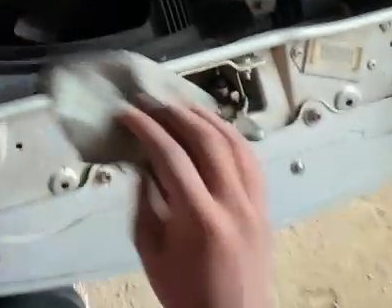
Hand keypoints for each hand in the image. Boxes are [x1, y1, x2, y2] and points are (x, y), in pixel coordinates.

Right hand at [119, 101, 273, 307]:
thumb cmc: (183, 292)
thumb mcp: (149, 248)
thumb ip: (145, 200)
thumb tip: (142, 161)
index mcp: (200, 218)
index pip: (171, 155)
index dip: (146, 127)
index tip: (126, 112)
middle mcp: (233, 206)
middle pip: (207, 141)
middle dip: (175, 114)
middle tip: (150, 101)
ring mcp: (255, 207)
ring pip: (236, 145)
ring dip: (206, 118)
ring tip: (180, 105)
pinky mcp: (265, 211)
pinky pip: (251, 162)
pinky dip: (231, 137)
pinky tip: (213, 127)